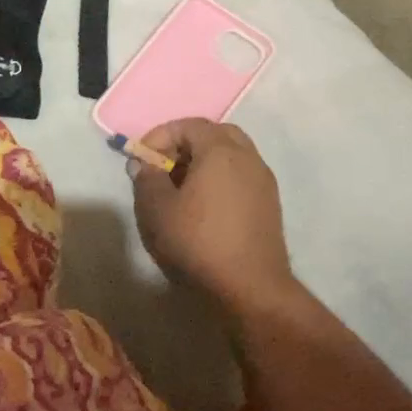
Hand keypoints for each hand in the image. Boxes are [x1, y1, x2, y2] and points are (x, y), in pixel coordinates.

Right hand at [129, 118, 300, 314]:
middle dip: (186, 143)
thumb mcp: (156, 207)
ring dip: (203, 160)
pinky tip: (201, 203)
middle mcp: (248, 159)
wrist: (249, 285)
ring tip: (179, 186)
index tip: (143, 158)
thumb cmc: (197, 240)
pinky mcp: (268, 203)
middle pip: (216, 133)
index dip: (161, 135)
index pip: (190, 125)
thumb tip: (145, 164)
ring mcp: (263, 182)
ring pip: (232, 154)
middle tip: (164, 165)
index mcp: (221, 153)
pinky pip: (240, 174)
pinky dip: (219, 176)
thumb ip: (146, 178)